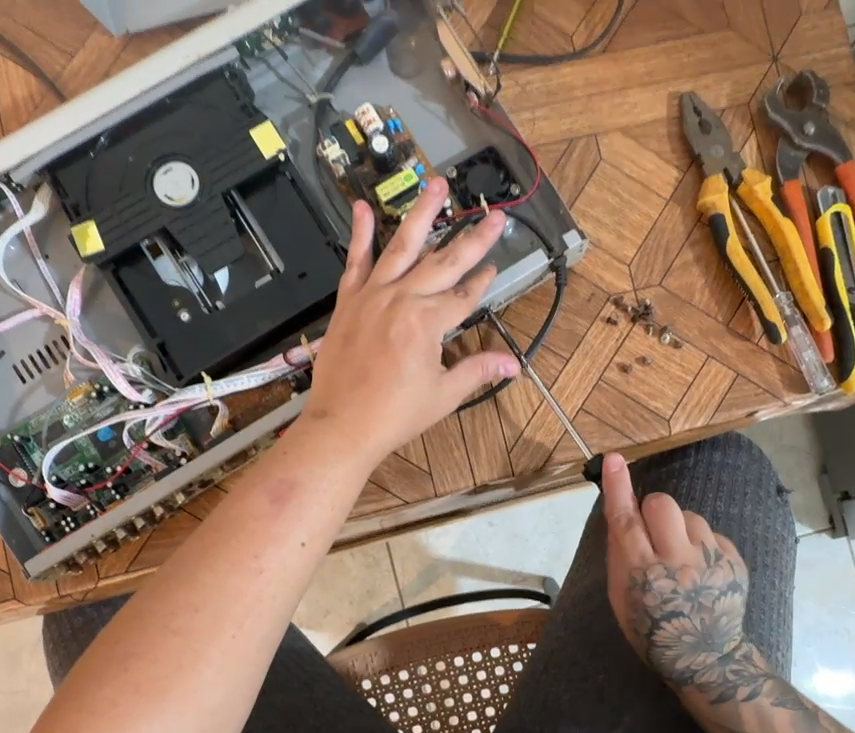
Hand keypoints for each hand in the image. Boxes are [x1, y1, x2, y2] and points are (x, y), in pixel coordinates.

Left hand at [294, 178, 520, 466]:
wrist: (342, 425)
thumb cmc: (393, 414)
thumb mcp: (443, 395)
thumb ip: (476, 371)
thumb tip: (512, 364)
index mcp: (427, 323)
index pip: (464, 295)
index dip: (482, 283)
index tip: (495, 269)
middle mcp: (401, 300)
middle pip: (444, 263)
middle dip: (473, 240)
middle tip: (493, 217)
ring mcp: (372, 297)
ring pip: (402, 247)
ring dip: (422, 214)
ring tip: (436, 185)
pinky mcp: (348, 303)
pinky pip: (356, 262)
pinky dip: (361, 235)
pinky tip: (364, 209)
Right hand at [600, 453, 763, 694]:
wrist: (704, 657)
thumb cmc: (650, 629)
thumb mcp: (620, 597)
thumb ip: (620, 555)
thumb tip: (622, 514)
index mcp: (642, 573)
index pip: (627, 521)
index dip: (618, 488)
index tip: (614, 459)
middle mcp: (677, 562)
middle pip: (662, 506)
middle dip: (653, 510)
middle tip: (652, 532)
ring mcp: (710, 560)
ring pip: (690, 516)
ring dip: (680, 528)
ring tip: (680, 557)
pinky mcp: (734, 561)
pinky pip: (711, 533)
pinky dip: (701, 544)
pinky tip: (700, 569)